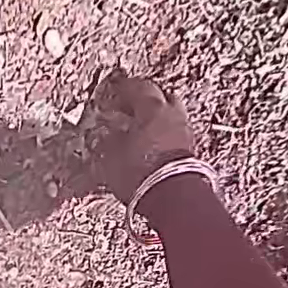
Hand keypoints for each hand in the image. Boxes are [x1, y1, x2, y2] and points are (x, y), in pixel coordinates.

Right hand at [90, 72, 196, 201]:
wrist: (172, 199)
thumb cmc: (142, 174)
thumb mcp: (110, 157)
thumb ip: (105, 142)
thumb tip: (99, 136)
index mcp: (153, 108)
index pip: (137, 87)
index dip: (121, 89)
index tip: (112, 93)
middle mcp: (172, 116)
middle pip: (159, 98)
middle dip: (143, 102)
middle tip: (127, 109)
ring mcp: (184, 135)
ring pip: (169, 118)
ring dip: (155, 121)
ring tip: (139, 132)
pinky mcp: (188, 155)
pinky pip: (174, 139)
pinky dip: (162, 139)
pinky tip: (150, 150)